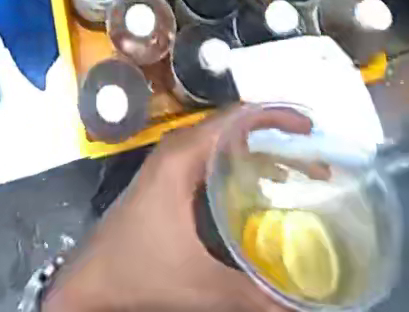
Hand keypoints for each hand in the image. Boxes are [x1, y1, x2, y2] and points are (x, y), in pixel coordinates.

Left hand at [45, 109, 298, 311]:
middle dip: (273, 133)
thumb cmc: (142, 269)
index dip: (273, 116)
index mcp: (182, 156)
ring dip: (257, 148)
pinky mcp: (169, 179)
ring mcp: (170, 162)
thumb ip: (257, 296)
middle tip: (314, 151)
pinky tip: (262, 187)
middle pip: (230, 125)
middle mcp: (177, 149)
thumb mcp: (204, 285)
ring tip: (299, 167)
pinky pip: (211, 157)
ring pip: (220, 141)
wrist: (94, 278)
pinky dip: (239, 163)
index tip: (309, 127)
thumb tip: (307, 307)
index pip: (233, 118)